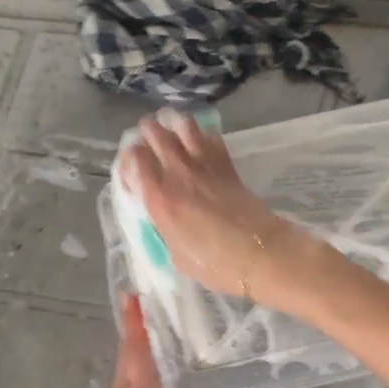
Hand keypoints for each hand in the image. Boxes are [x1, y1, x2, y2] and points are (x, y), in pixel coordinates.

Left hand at [95, 295, 252, 387]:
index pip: (135, 347)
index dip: (134, 320)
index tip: (132, 294)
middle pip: (126, 358)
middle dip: (135, 334)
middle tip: (148, 309)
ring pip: (122, 377)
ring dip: (135, 358)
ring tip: (155, 342)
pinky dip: (133, 380)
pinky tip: (150, 385)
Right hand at [122, 108, 311, 301]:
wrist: (259, 254)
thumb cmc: (215, 263)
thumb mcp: (176, 254)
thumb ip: (164, 228)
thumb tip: (163, 217)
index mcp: (159, 196)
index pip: (133, 157)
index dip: (129, 159)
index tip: (132, 171)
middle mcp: (177, 172)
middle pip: (154, 132)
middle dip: (147, 133)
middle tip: (147, 143)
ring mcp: (204, 163)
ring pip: (183, 124)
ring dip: (173, 125)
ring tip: (172, 133)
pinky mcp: (227, 164)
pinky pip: (210, 136)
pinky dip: (202, 136)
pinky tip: (201, 146)